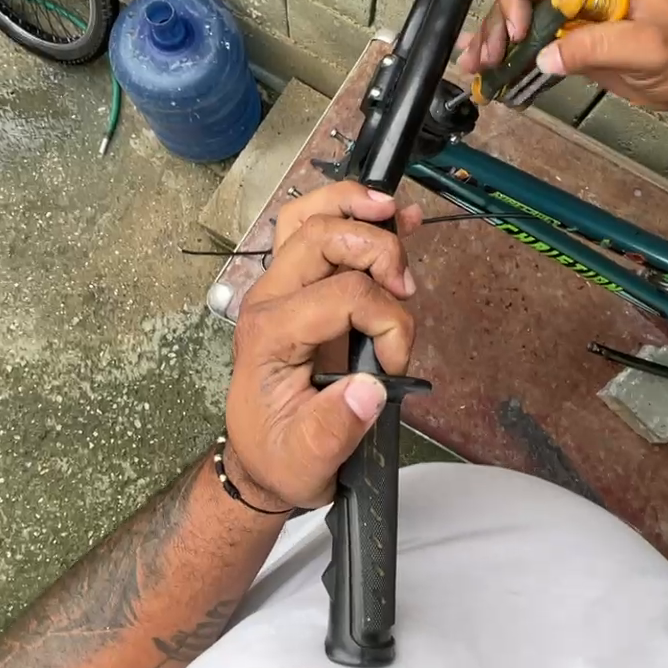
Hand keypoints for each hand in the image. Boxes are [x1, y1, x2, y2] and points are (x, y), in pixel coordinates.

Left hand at [224, 182, 422, 509]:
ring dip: (358, 209)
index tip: (396, 362)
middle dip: (377, 251)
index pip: (342, 293)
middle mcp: (271, 298)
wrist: (263, 458)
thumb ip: (334, 427)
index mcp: (270, 333)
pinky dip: (355, 213)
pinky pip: (317, 228)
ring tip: (399, 217)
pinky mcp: (299, 286)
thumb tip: (369, 390)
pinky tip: (394, 214)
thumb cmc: (281, 456)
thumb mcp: (306, 458)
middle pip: (322, 234)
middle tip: (405, 290)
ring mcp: (282, 286)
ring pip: (310, 215)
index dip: (387, 321)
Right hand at [456, 0, 667, 113]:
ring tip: (476, 67)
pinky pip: (535, 42)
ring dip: (497, 40)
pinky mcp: (576, 40)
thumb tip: (545, 57)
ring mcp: (578, 14)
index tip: (518, 34)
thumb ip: (598, 47)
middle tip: (486, 59)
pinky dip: (511, 56)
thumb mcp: (650, 48)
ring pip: (523, 18)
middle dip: (499, 24)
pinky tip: (491, 70)